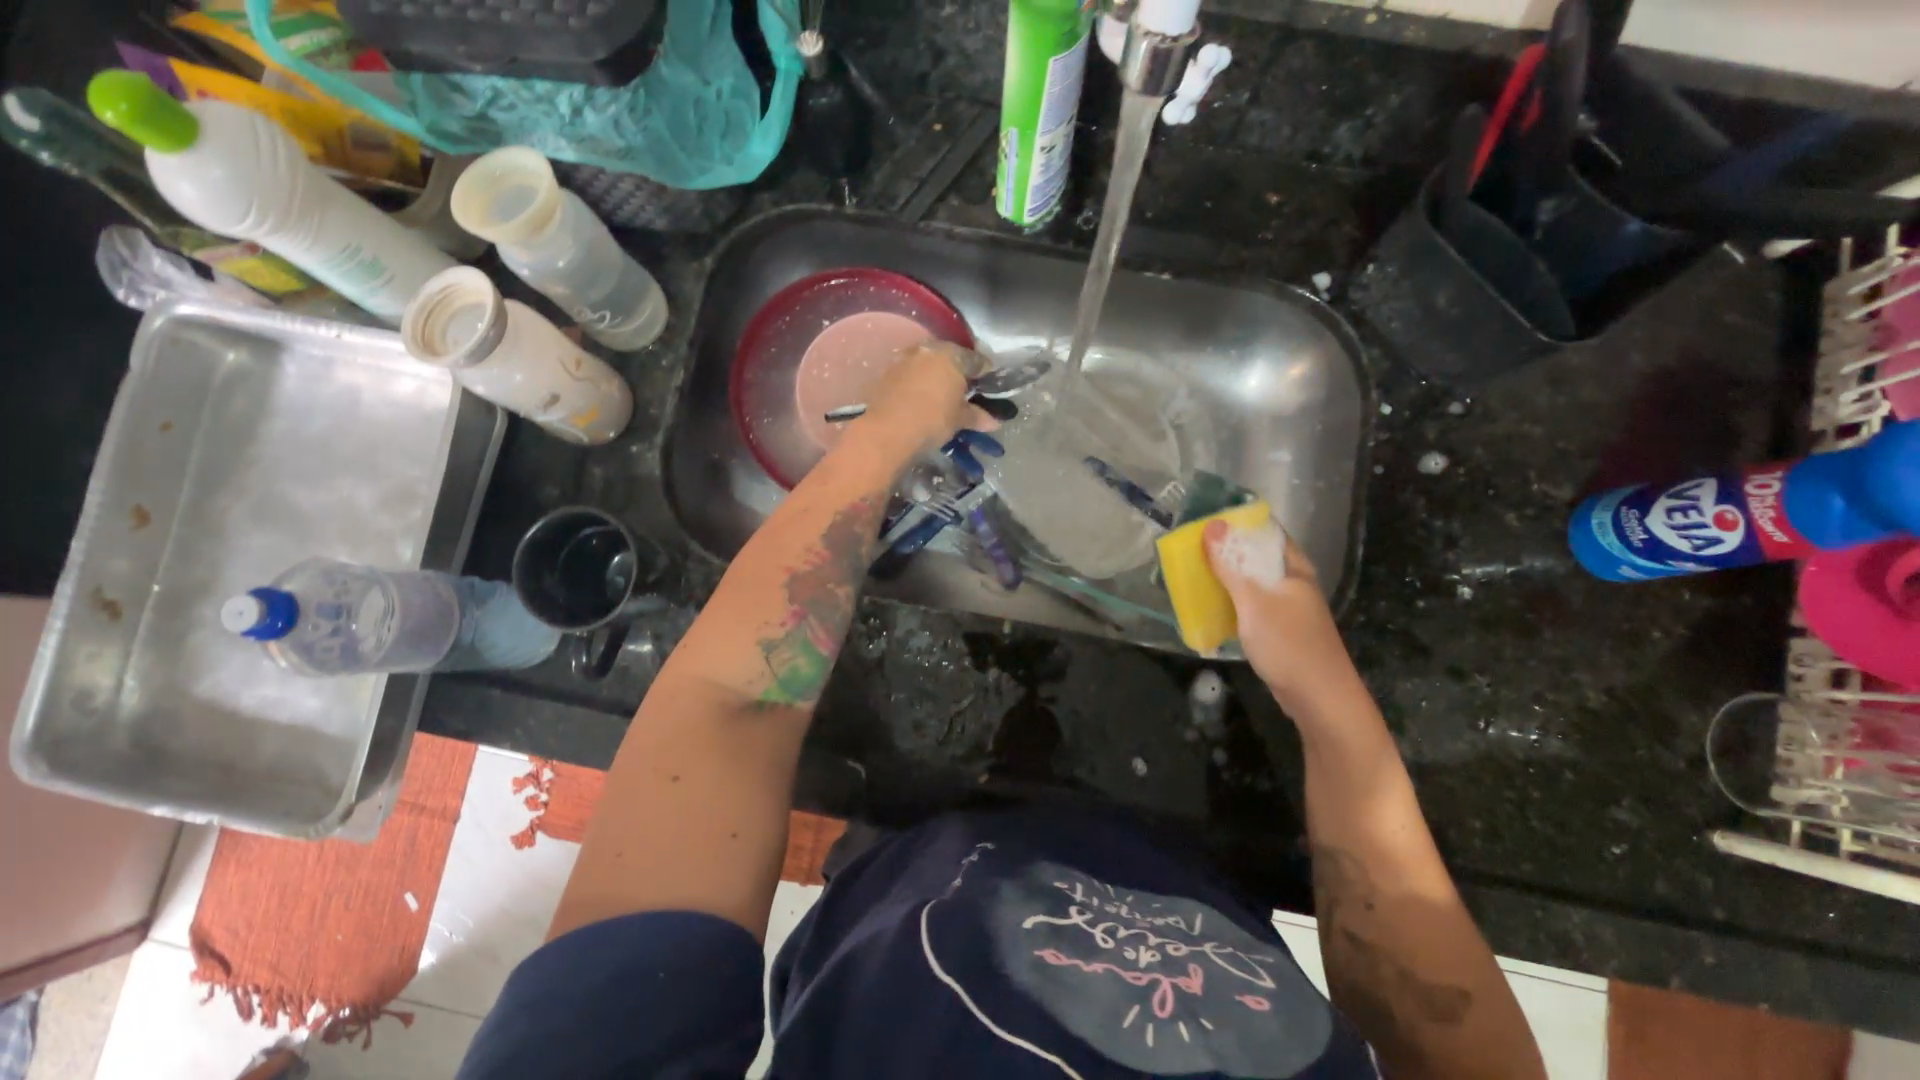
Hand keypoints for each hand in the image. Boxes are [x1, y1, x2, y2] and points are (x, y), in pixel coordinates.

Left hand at [859, 342, 994, 451]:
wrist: (886, 431)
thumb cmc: (932, 421)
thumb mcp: (958, 420)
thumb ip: (976, 416)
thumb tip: (994, 422)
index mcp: (952, 356)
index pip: (976, 360)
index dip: (984, 371)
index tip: (987, 382)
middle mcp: (928, 350)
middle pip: (949, 355)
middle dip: (957, 368)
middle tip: (962, 386)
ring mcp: (905, 358)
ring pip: (926, 361)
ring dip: (934, 372)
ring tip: (939, 391)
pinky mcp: (886, 371)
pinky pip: (908, 371)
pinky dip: (916, 380)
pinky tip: (918, 396)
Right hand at [1203, 514, 1360, 716]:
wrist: (1319, 698)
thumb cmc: (1288, 643)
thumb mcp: (1253, 602)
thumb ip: (1231, 566)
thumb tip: (1213, 525)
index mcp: (1296, 569)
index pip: (1269, 533)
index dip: (1241, 524)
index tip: (1207, 523)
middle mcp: (1296, 584)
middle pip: (1260, 559)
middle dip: (1230, 553)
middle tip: (1194, 549)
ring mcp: (1291, 610)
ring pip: (1256, 585)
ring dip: (1230, 580)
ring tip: (1197, 575)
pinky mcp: (1283, 632)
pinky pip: (1255, 608)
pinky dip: (1236, 605)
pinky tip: (1215, 610)